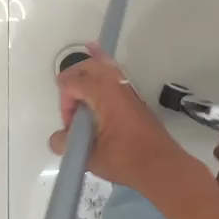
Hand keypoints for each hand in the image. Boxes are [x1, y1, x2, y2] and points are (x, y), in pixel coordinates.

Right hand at [50, 44, 198, 194]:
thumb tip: (56, 139)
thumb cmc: (126, 160)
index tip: (70, 127)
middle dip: (73, 80)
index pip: (73, 84)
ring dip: (90, 66)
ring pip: (104, 66)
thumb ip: (67, 145)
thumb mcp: (90, 156)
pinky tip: (101, 57)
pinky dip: (105, 63)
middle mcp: (115, 85)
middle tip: (67, 103)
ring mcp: (127, 89)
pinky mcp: (134, 98)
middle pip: (88, 67)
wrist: (162, 167)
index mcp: (104, 94)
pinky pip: (115, 72)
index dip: (65, 102)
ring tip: (84, 52)